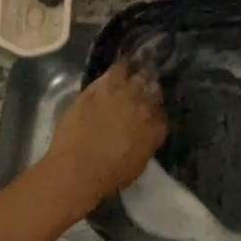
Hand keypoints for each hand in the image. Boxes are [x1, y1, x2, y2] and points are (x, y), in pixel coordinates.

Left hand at [44, 62, 166, 204]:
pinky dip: (119, 69)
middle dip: (151, 86)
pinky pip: (113, 72)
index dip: (158, 109)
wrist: (77, 168)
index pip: (162, 112)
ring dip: (137, 73)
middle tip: (148, 83)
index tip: (154, 108)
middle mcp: (141, 106)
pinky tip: (120, 66)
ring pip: (134, 75)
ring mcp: (118, 94)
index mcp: (154, 128)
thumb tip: (148, 129)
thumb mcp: (138, 162)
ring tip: (136, 68)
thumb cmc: (109, 174)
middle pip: (151, 88)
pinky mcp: (96, 89)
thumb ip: (147, 141)